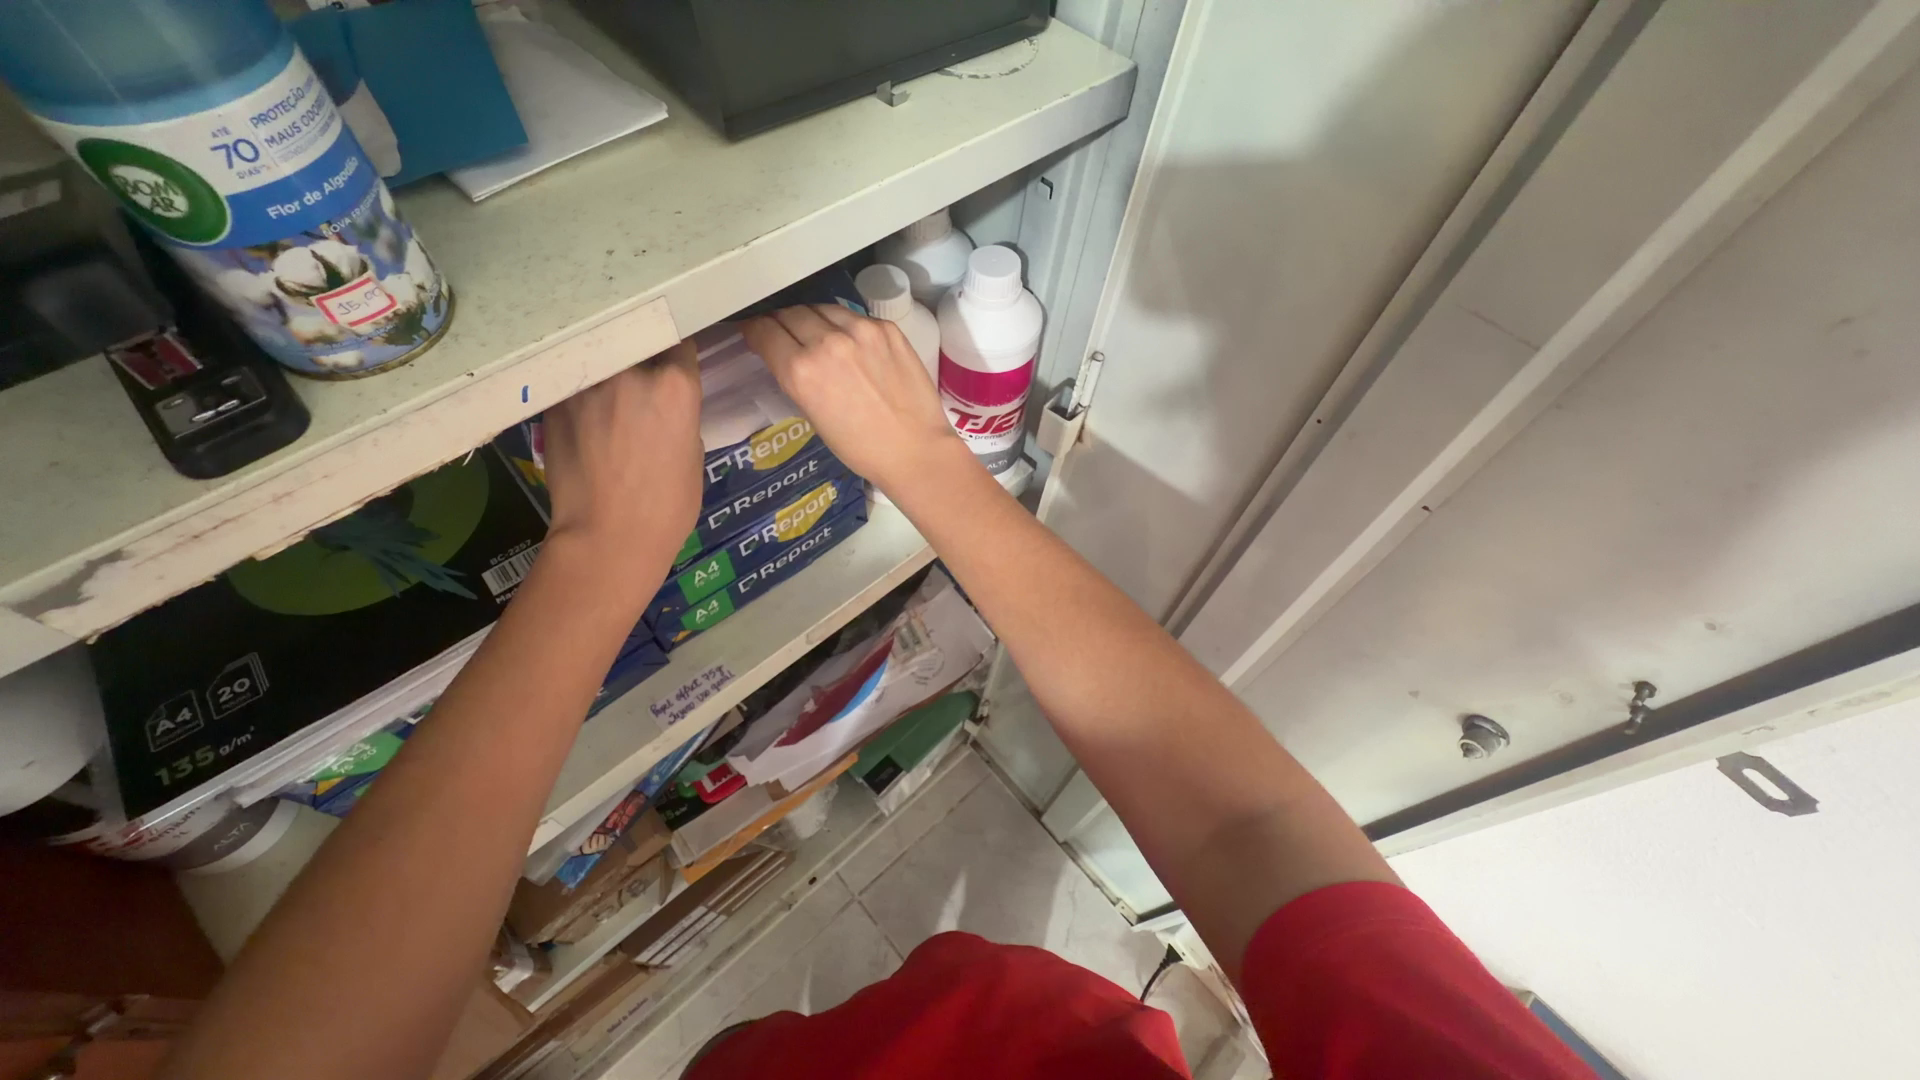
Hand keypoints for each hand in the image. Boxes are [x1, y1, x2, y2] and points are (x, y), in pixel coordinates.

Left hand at [539, 341, 702, 589]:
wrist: (607, 537)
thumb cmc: (667, 506)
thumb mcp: (692, 451)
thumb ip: (679, 412)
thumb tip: (663, 400)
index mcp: (675, 385)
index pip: (680, 340)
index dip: (677, 349)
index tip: (675, 356)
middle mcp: (630, 372)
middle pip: (637, 341)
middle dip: (642, 352)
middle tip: (642, 373)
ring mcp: (586, 384)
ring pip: (601, 358)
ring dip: (607, 369)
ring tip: (608, 391)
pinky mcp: (554, 401)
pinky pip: (573, 382)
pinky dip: (580, 390)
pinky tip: (584, 413)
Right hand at [742, 305, 966, 495]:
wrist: (915, 449)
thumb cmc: (860, 447)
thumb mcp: (812, 415)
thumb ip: (795, 378)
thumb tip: (786, 354)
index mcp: (801, 370)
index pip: (764, 331)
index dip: (754, 330)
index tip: (754, 331)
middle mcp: (827, 342)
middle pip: (790, 314)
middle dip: (781, 321)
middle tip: (783, 330)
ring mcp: (861, 331)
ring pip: (821, 308)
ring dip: (812, 317)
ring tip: (815, 331)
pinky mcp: (887, 328)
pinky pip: (854, 316)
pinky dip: (844, 324)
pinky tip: (849, 340)